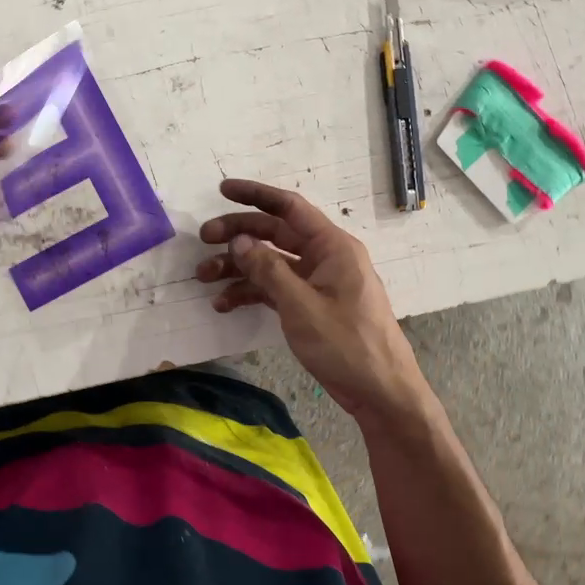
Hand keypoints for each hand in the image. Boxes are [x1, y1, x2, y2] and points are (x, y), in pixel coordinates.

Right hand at [196, 179, 423, 419]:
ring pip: (270, 262)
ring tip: (204, 277)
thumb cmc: (347, 345)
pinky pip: (275, 288)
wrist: (381, 394)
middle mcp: (325, 257)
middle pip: (274, 233)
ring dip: (238, 267)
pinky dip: (250, 292)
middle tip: (203, 239)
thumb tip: (238, 240)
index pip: (289, 208)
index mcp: (332, 247)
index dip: (255, 195)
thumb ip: (268, 269)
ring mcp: (318, 282)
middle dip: (238, 235)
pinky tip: (224, 303)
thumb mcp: (301, 306)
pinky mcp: (311, 305)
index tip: (221, 190)